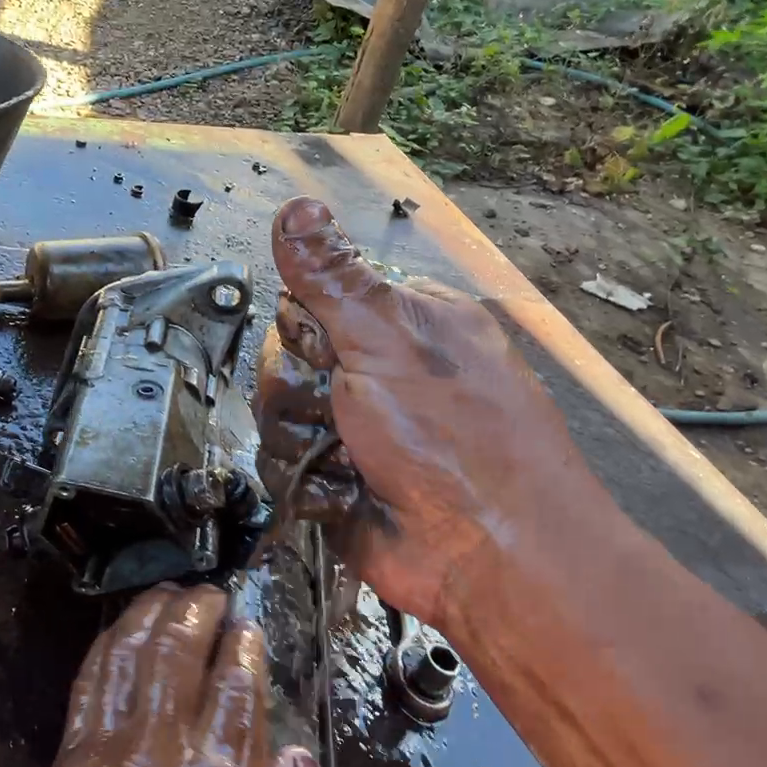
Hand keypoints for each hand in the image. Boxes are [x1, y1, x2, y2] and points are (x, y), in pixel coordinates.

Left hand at [49, 585, 315, 766]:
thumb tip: (298, 757)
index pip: (236, 690)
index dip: (244, 649)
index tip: (249, 628)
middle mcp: (163, 746)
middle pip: (179, 653)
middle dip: (197, 612)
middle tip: (211, 594)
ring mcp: (112, 742)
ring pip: (131, 651)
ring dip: (151, 612)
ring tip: (170, 592)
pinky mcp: (74, 748)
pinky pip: (91, 676)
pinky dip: (109, 642)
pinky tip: (121, 626)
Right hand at [254, 197, 607, 630]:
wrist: (489, 561)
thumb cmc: (454, 438)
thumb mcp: (390, 340)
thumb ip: (332, 276)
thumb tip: (296, 205)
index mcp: (405, 323)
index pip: (313, 295)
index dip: (307, 322)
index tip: (332, 348)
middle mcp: (378, 370)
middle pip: (285, 352)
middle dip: (301, 385)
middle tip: (345, 409)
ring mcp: (355, 425)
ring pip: (277, 407)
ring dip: (302, 435)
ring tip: (346, 458)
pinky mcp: (334, 473)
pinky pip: (281, 458)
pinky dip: (307, 476)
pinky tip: (341, 488)